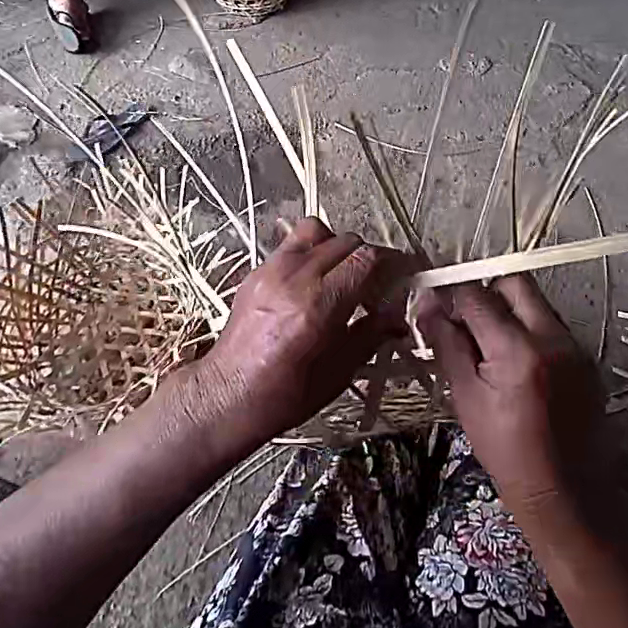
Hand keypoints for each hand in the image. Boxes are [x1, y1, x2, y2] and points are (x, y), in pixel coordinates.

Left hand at [185, 218, 408, 446]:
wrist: (226, 397)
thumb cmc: (284, 395)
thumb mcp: (339, 372)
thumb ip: (371, 334)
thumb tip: (399, 318)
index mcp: (319, 306)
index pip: (366, 259)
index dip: (391, 262)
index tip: (402, 272)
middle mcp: (295, 278)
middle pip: (346, 241)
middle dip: (367, 257)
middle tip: (375, 283)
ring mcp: (271, 270)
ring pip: (316, 230)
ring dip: (337, 246)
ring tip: (341, 275)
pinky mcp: (256, 271)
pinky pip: (291, 244)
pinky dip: (311, 253)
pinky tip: (313, 282)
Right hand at [416, 276, 619, 526]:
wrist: (567, 496)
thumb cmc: (508, 454)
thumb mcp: (466, 399)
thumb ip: (447, 344)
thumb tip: (427, 305)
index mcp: (519, 350)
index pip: (476, 296)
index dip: (450, 297)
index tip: (437, 311)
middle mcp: (553, 338)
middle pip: (514, 283)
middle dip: (485, 294)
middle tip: (466, 325)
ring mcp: (575, 346)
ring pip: (535, 302)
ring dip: (508, 311)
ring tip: (490, 349)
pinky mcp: (586, 358)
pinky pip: (552, 325)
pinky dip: (529, 331)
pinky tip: (516, 366)